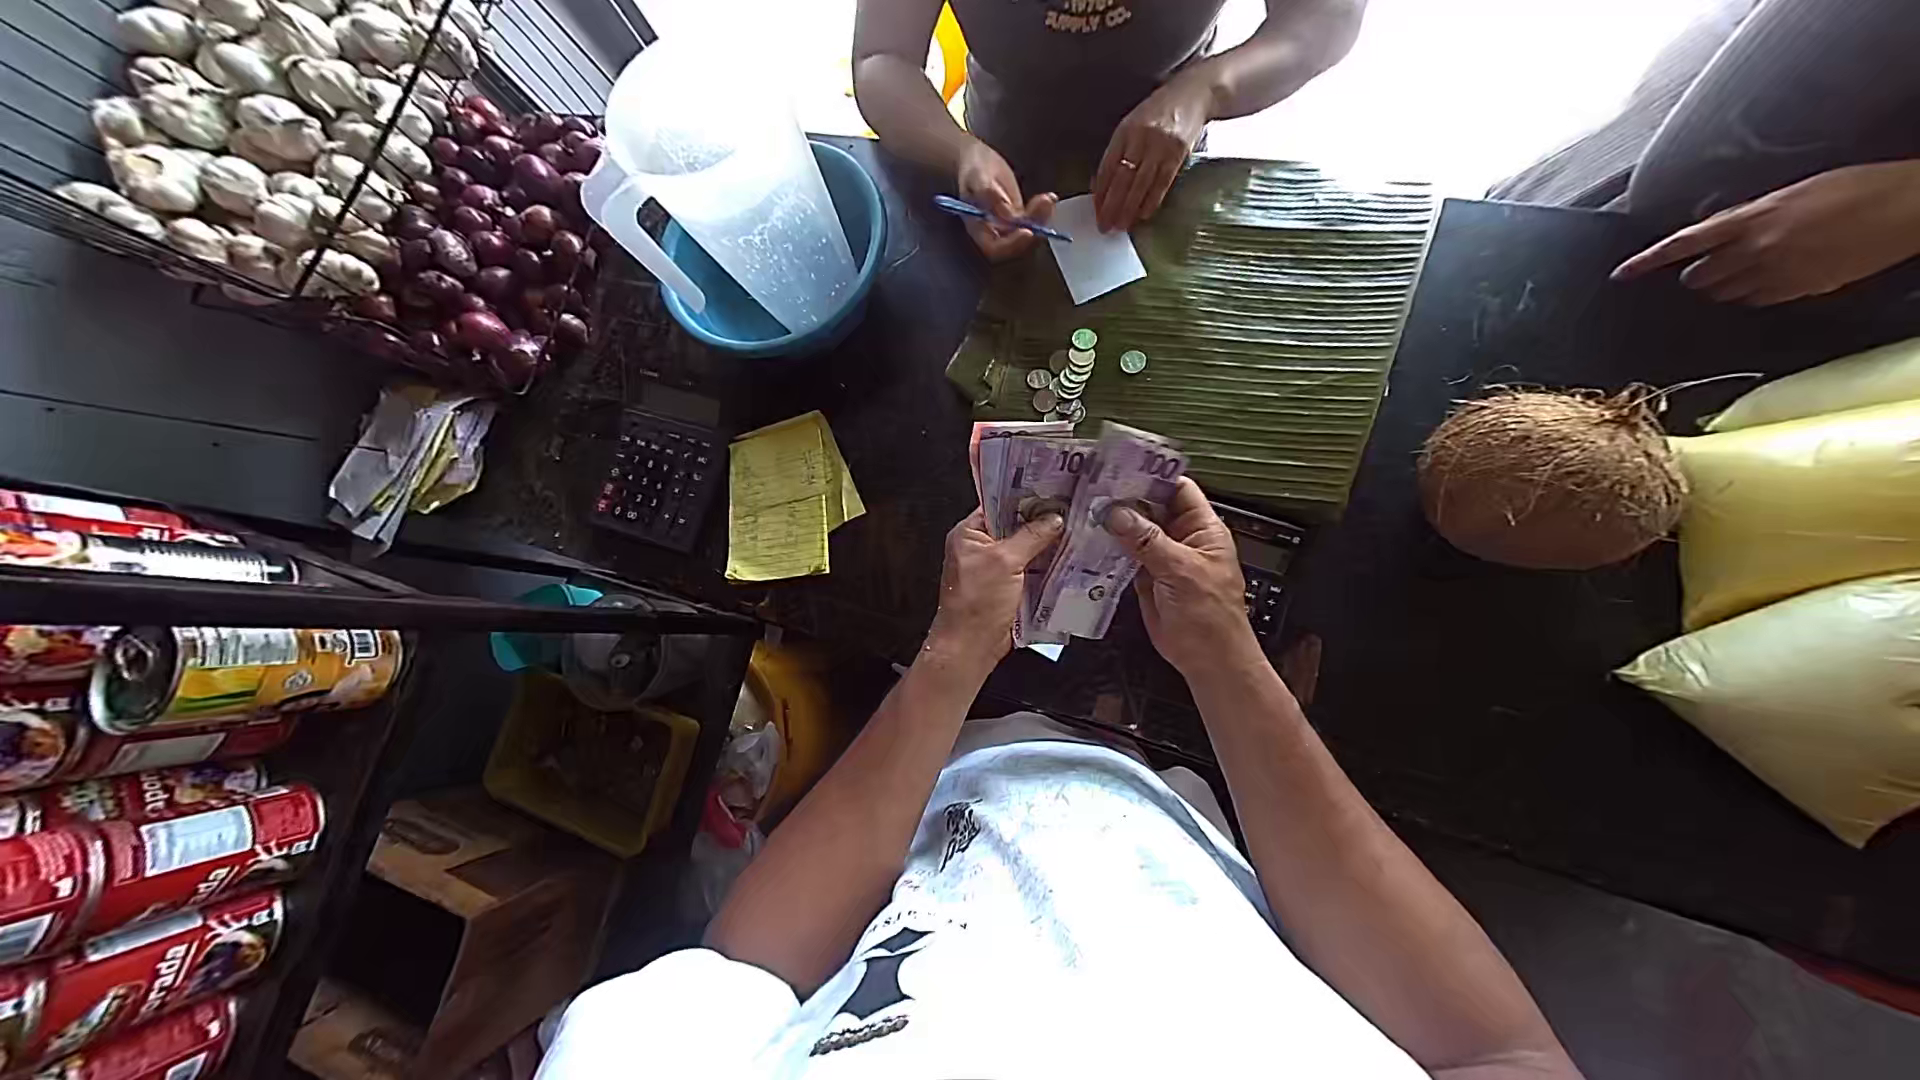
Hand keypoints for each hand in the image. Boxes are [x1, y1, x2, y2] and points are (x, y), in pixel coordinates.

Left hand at [925, 507, 1064, 667]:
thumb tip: (1053, 519)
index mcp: (968, 533)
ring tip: (1074, 527)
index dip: (1023, 495)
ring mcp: (994, 567)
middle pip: (1014, 525)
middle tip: (1069, 507)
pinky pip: (1029, 567)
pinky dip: (1045, 564)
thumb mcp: (1005, 561)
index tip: (1050, 487)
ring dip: (1045, 543)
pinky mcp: (1007, 585)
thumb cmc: (976, 603)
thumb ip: (1030, 536)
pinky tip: (1067, 556)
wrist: (971, 646)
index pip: (997, 503)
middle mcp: (979, 547)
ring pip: (1025, 547)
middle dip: (1040, 520)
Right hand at [956, 139, 1057, 261]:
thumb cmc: (974, 170)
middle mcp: (995, 235)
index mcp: (979, 231)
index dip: (1012, 244)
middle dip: (1033, 228)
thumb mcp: (978, 178)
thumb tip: (1007, 213)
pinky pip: (1034, 223)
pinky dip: (1044, 213)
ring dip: (1042, 220)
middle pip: (1017, 245)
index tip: (1026, 231)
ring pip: (1029, 235)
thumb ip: (989, 194)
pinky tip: (1050, 198)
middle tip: (1044, 206)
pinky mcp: (1021, 220)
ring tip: (1048, 199)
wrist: (980, 163)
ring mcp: (1009, 229)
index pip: (995, 248)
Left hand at [1092, 75, 1210, 232]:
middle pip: (1122, 179)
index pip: (1107, 168)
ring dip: (1129, 209)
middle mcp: (1140, 138)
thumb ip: (1116, 153)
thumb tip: (1099, 187)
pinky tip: (1143, 215)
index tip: (1096, 212)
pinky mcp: (1178, 153)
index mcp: (1124, 131)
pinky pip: (1161, 183)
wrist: (1195, 93)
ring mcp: (1160, 145)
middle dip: (1112, 206)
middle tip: (1105, 226)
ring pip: (1140, 184)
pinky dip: (1151, 202)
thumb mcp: (1131, 126)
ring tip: (1121, 226)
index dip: (1100, 194)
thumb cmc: (1158, 113)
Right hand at [1103, 477, 1262, 678]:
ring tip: (1084, 508)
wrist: (1206, 659)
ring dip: (1112, 523)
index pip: (1177, 489)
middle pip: (1150, 507)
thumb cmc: (1211, 615)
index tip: (1123, 467)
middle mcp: (1180, 538)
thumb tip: (1117, 513)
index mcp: (1202, 529)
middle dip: (1124, 498)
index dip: (1152, 476)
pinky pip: (1123, 555)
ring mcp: (1161, 557)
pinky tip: (1088, 539)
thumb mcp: (1180, 570)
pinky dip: (1107, 548)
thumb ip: (1147, 540)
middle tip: (1093, 487)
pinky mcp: (1145, 577)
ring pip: (1134, 531)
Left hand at [1612, 161, 1919, 305]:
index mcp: (1751, 219)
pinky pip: (1751, 301)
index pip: (1681, 244)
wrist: (1919, 204)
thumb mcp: (1793, 194)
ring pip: (1719, 293)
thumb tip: (1706, 232)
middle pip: (1696, 276)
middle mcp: (1754, 249)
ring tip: (1755, 267)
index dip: (1646, 262)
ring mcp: (1773, 272)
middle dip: (1701, 272)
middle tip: (1723, 262)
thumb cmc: (1859, 189)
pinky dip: (1752, 293)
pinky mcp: (1794, 290)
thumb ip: (1744, 216)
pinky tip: (1777, 276)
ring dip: (1724, 284)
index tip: (1620, 275)